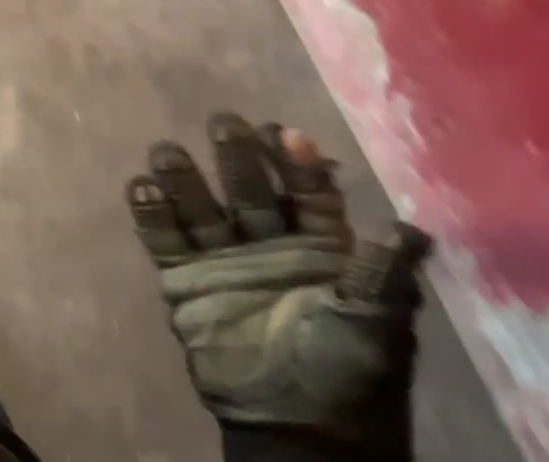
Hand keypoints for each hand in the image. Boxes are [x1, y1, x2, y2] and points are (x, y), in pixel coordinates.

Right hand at [127, 115, 431, 454]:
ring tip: (166, 150)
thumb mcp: (374, 325)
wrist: (294, 426)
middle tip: (223, 122)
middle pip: (247, 189)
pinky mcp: (183, 278)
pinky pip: (162, 237)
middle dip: (236, 156)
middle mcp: (267, 244)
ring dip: (183, 177)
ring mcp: (221, 258)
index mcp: (319, 250)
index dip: (298, 165)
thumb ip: (380, 274)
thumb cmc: (347, 376)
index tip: (285, 133)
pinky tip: (140, 187)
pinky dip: (150, 212)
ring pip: (199, 205)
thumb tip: (407, 226)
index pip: (307, 195)